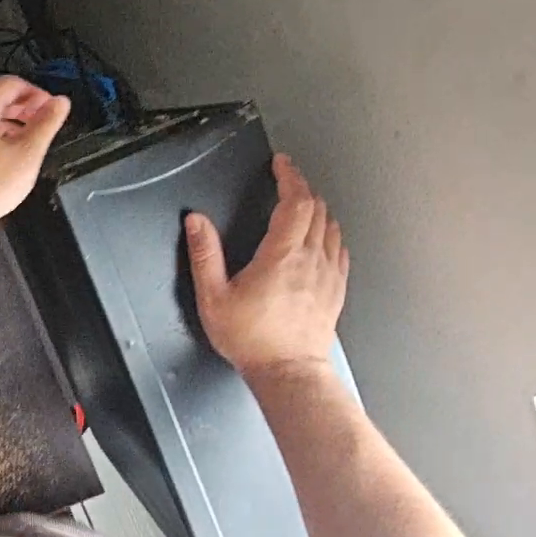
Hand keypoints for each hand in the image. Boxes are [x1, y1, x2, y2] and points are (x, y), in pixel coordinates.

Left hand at [0, 76, 69, 248]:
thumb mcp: (27, 154)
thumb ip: (46, 123)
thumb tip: (60, 102)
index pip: (11, 83)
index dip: (36, 92)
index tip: (49, 108)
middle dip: (23, 107)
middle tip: (40, 122)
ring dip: (8, 122)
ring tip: (26, 141)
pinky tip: (3, 158)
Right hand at [185, 153, 348, 378]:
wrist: (288, 372)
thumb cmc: (251, 339)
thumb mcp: (213, 297)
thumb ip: (204, 255)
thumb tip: (196, 222)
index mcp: (281, 255)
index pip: (295, 201)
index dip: (289, 177)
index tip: (281, 164)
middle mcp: (311, 260)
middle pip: (317, 209)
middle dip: (302, 188)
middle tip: (286, 180)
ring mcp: (328, 274)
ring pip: (332, 226)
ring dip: (317, 209)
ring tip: (300, 204)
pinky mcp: (336, 290)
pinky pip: (340, 249)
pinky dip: (330, 233)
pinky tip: (320, 237)